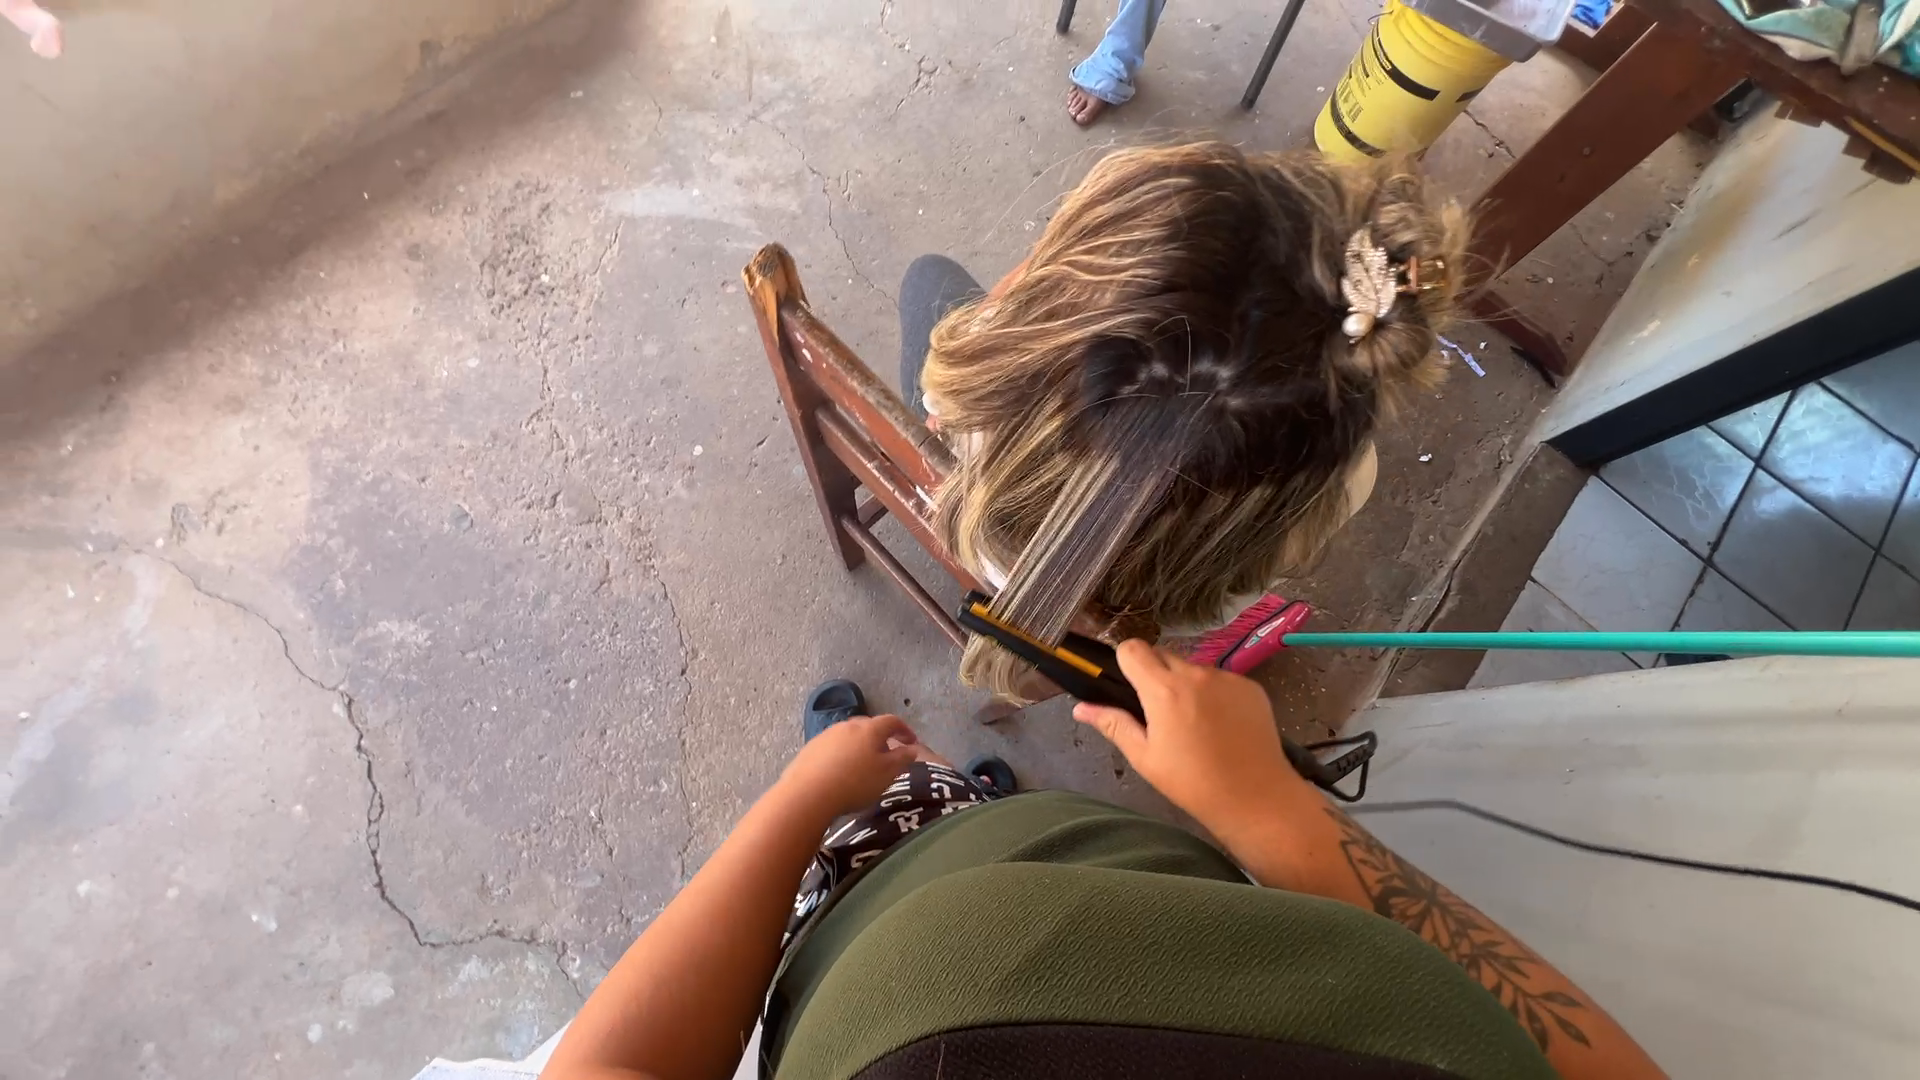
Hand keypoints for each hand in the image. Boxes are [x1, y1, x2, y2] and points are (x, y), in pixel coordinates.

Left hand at [776, 714, 922, 819]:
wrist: (807, 794)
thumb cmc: (855, 783)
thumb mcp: (887, 774)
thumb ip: (902, 759)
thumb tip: (913, 749)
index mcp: (869, 729)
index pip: (892, 721)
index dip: (904, 730)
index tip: (912, 742)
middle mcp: (848, 726)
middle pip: (869, 726)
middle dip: (881, 738)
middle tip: (887, 754)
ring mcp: (826, 735)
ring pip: (849, 736)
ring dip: (859, 746)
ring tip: (863, 765)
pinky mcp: (810, 749)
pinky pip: (832, 748)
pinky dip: (841, 755)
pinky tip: (839, 773)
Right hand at [1074, 641, 1312, 843]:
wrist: (1257, 799)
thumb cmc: (1193, 783)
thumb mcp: (1145, 757)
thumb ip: (1113, 724)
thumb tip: (1080, 707)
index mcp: (1163, 690)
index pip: (1132, 648)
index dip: (1125, 662)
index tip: (1129, 686)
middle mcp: (1195, 674)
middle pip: (1162, 654)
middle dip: (1155, 675)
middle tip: (1159, 712)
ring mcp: (1226, 678)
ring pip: (1192, 667)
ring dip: (1185, 683)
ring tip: (1194, 723)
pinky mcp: (1250, 686)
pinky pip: (1220, 678)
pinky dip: (1214, 693)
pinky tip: (1221, 724)